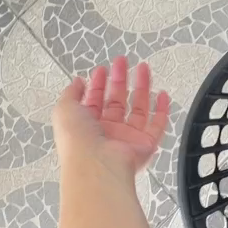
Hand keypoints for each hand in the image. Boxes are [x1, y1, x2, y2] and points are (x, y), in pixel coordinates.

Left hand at [53, 55, 170, 177]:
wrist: (97, 165)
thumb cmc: (78, 139)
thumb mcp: (64, 111)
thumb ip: (70, 94)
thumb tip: (77, 81)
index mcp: (87, 126)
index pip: (94, 102)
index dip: (98, 84)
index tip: (102, 69)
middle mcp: (108, 132)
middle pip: (117, 102)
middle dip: (119, 80)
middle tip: (122, 62)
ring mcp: (127, 139)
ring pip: (138, 109)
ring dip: (142, 88)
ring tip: (144, 68)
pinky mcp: (145, 145)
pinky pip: (157, 126)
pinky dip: (162, 111)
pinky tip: (163, 95)